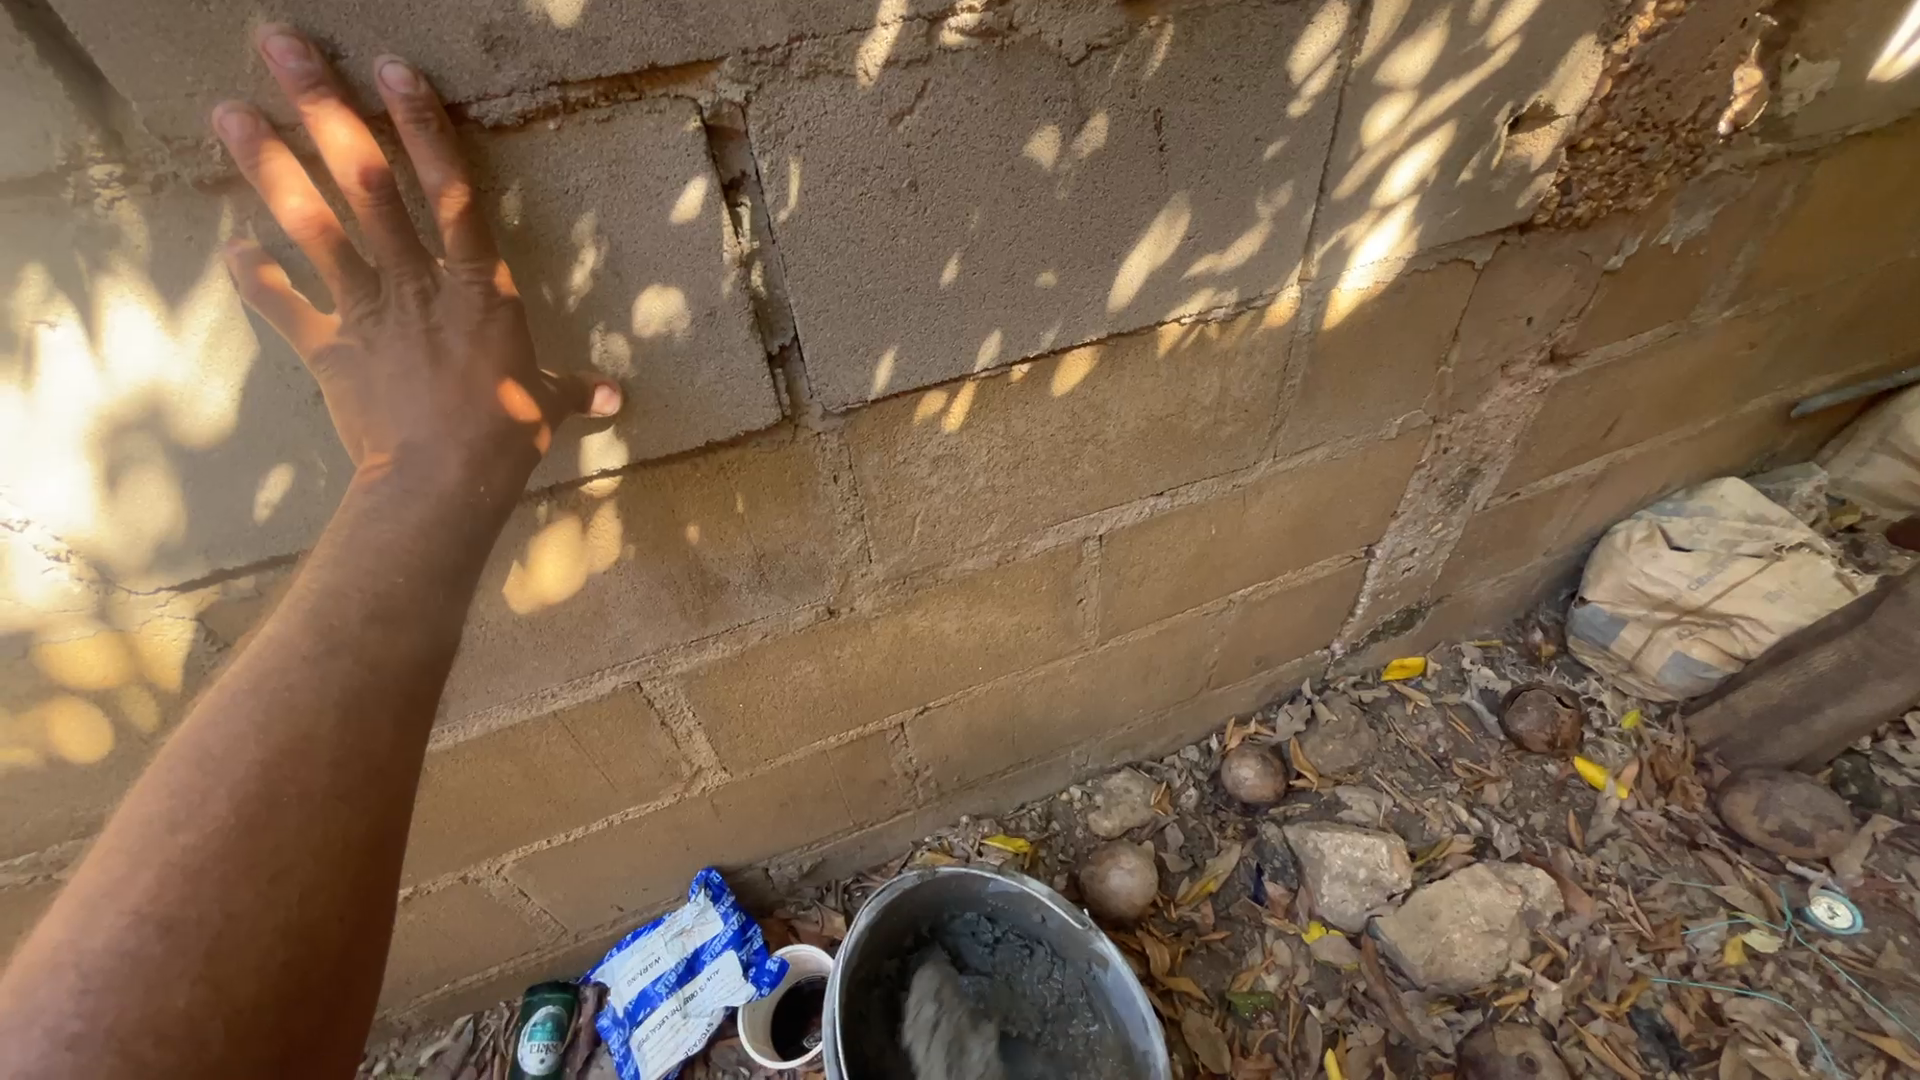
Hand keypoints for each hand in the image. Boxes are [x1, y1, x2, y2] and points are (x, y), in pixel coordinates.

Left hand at [211, 25, 619, 501]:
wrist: (443, 479)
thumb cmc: (508, 435)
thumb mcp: (550, 407)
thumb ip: (576, 390)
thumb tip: (616, 397)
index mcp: (481, 290)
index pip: (455, 195)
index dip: (424, 129)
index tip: (392, 70)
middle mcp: (419, 284)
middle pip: (369, 187)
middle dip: (326, 112)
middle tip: (281, 45)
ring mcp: (368, 312)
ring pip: (314, 226)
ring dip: (270, 167)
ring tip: (229, 112)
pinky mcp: (329, 348)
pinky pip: (284, 304)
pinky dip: (255, 275)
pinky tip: (232, 245)